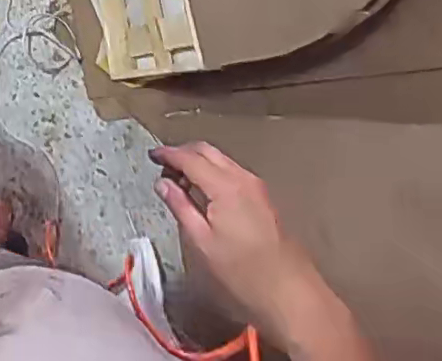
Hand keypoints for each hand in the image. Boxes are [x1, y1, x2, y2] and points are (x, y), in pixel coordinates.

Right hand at [150, 143, 370, 360]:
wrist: (289, 290)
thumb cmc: (242, 272)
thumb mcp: (203, 243)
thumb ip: (181, 207)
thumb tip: (163, 183)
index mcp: (225, 185)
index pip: (190, 158)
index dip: (169, 154)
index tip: (152, 155)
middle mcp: (241, 176)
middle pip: (207, 151)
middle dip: (184, 152)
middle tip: (163, 165)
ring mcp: (254, 184)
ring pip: (221, 159)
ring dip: (199, 161)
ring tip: (180, 178)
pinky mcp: (262, 195)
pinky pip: (231, 170)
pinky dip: (213, 171)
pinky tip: (205, 189)